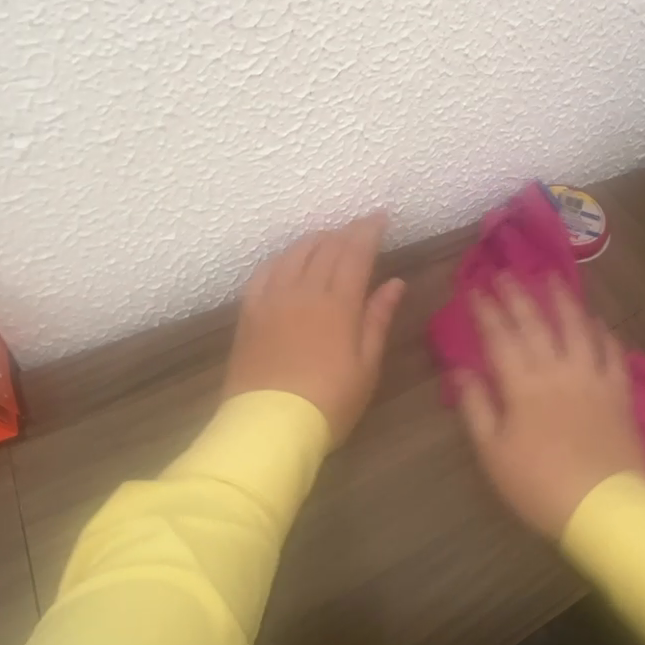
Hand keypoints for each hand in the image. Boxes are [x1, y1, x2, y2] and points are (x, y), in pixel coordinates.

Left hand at [223, 215, 405, 444]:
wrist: (268, 427)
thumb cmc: (328, 403)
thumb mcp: (366, 366)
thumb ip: (378, 319)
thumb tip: (394, 283)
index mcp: (339, 303)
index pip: (356, 253)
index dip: (369, 231)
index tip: (380, 217)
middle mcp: (305, 291)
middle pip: (327, 248)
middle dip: (347, 231)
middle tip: (360, 225)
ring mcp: (273, 299)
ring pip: (295, 253)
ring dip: (315, 240)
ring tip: (329, 238)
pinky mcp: (250, 312)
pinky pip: (265, 271)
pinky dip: (282, 258)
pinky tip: (289, 258)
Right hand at [455, 274, 644, 538]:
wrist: (604, 506)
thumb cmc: (540, 484)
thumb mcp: (494, 452)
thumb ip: (476, 407)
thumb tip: (460, 370)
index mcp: (522, 384)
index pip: (499, 336)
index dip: (486, 311)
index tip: (475, 289)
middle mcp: (557, 368)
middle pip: (535, 323)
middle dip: (517, 295)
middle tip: (506, 273)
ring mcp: (592, 376)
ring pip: (577, 326)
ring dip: (562, 299)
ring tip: (552, 278)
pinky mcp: (619, 390)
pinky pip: (612, 350)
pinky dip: (603, 332)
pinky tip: (597, 321)